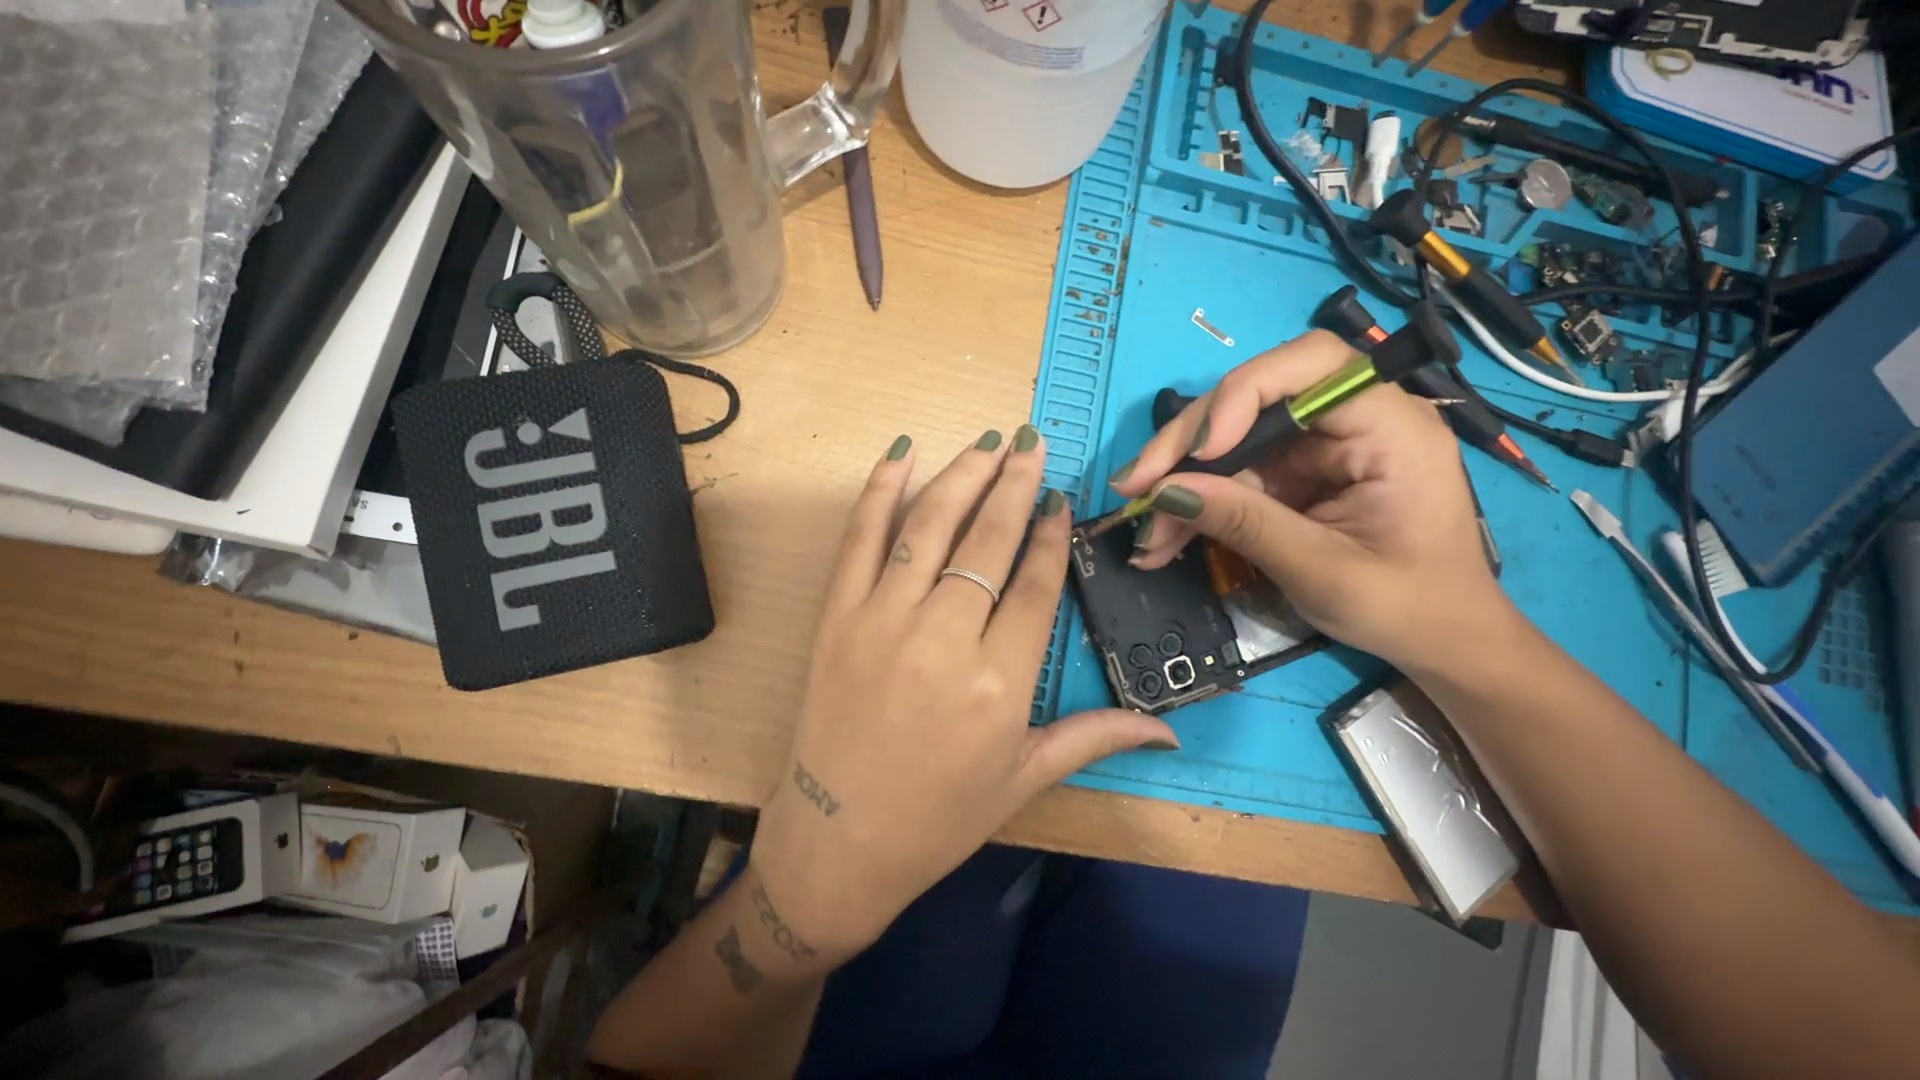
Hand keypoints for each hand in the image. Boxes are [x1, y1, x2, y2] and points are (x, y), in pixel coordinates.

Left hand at [750, 428, 1177, 961]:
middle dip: (1015, 484)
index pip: (1035, 584)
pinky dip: (879, 491)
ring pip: (928, 526)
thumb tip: (1169, 729)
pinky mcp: (836, 617)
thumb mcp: (1024, 779)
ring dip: (961, 475)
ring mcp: (883, 621)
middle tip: (1033, 443)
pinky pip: (858, 539)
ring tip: (988, 442)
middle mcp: (944, 639)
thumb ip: (1094, 737)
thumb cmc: (939, 818)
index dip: (1051, 535)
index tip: (1061, 500)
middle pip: (988, 541)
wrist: (839, 842)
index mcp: (1000, 682)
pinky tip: (901, 454)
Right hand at [1112, 330, 1515, 671]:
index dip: (1245, 393)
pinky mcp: (1301, 473)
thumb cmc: (1406, 608)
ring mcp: (1324, 446)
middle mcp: (1356, 420)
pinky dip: (1199, 504)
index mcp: (1392, 427)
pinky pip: (1238, 474)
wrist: (1443, 643)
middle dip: (1189, 444)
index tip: (1201, 451)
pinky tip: (1165, 538)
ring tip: (1144, 531)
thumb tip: (1163, 493)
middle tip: (1134, 488)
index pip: (1313, 365)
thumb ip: (1245, 523)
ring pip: (1235, 439)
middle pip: (1257, 398)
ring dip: (1183, 482)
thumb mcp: (1322, 571)